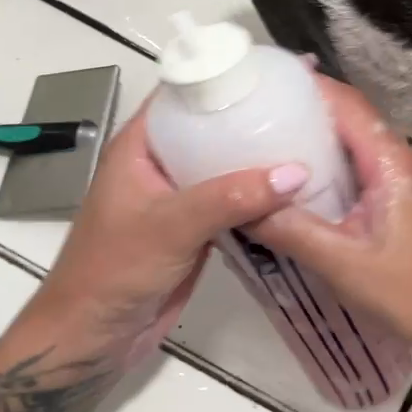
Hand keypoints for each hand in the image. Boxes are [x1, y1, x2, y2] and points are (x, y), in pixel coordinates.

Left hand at [24, 98, 308, 364]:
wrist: (93, 340)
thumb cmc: (112, 273)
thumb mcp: (170, 226)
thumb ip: (231, 197)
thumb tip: (298, 171)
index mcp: (142, 146)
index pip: (187, 92)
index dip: (228, 75)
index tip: (278, 70)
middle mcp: (165, 163)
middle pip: (217, 125)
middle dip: (260, 114)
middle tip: (312, 104)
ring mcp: (185, 196)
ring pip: (232, 163)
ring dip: (267, 154)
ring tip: (318, 139)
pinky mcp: (203, 226)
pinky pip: (241, 198)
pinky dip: (268, 192)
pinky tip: (304, 186)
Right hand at [248, 77, 411, 352]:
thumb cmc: (407, 289)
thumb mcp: (339, 261)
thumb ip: (289, 229)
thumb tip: (237, 206)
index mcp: (390, 161)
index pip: (347, 104)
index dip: (308, 87)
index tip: (262, 81)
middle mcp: (400, 159)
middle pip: (349, 119)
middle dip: (304, 112)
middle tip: (250, 115)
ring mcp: (403, 180)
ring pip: (354, 146)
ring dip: (315, 142)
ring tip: (263, 145)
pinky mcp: (400, 201)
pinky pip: (360, 169)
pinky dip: (329, 169)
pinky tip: (297, 187)